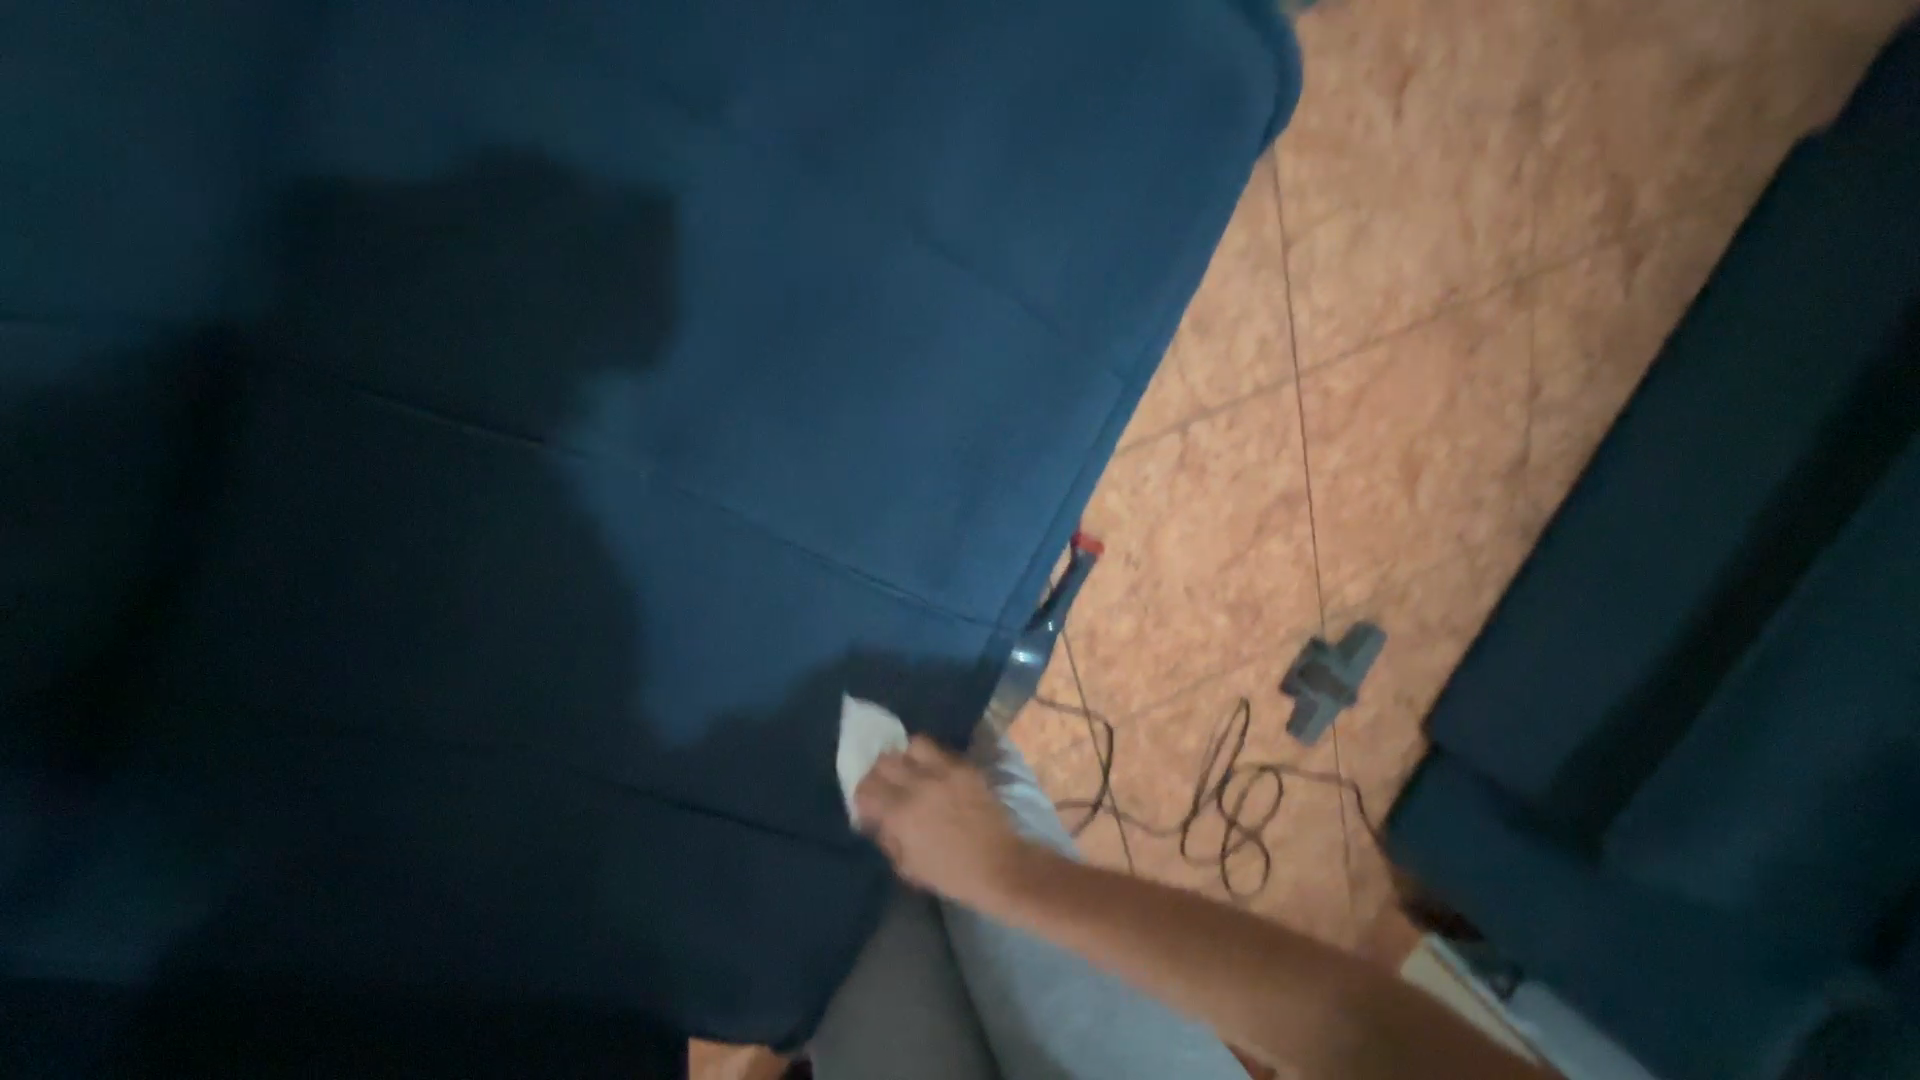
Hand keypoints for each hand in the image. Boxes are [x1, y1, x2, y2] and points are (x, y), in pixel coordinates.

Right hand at [853, 736, 1039, 908]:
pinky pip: (941, 751)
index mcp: (901, 813)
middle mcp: (919, 785)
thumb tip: (876, 820)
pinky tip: (934, 775)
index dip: (862, 797)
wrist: (999, 865)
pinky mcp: (966, 768)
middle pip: (884, 761)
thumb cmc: (952, 875)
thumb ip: (887, 838)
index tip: (868, 806)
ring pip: (913, 745)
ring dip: (906, 757)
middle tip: (885, 787)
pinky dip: (931, 759)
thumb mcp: (908, 867)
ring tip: (910, 772)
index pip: (866, 788)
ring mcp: (945, 772)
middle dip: (878, 774)